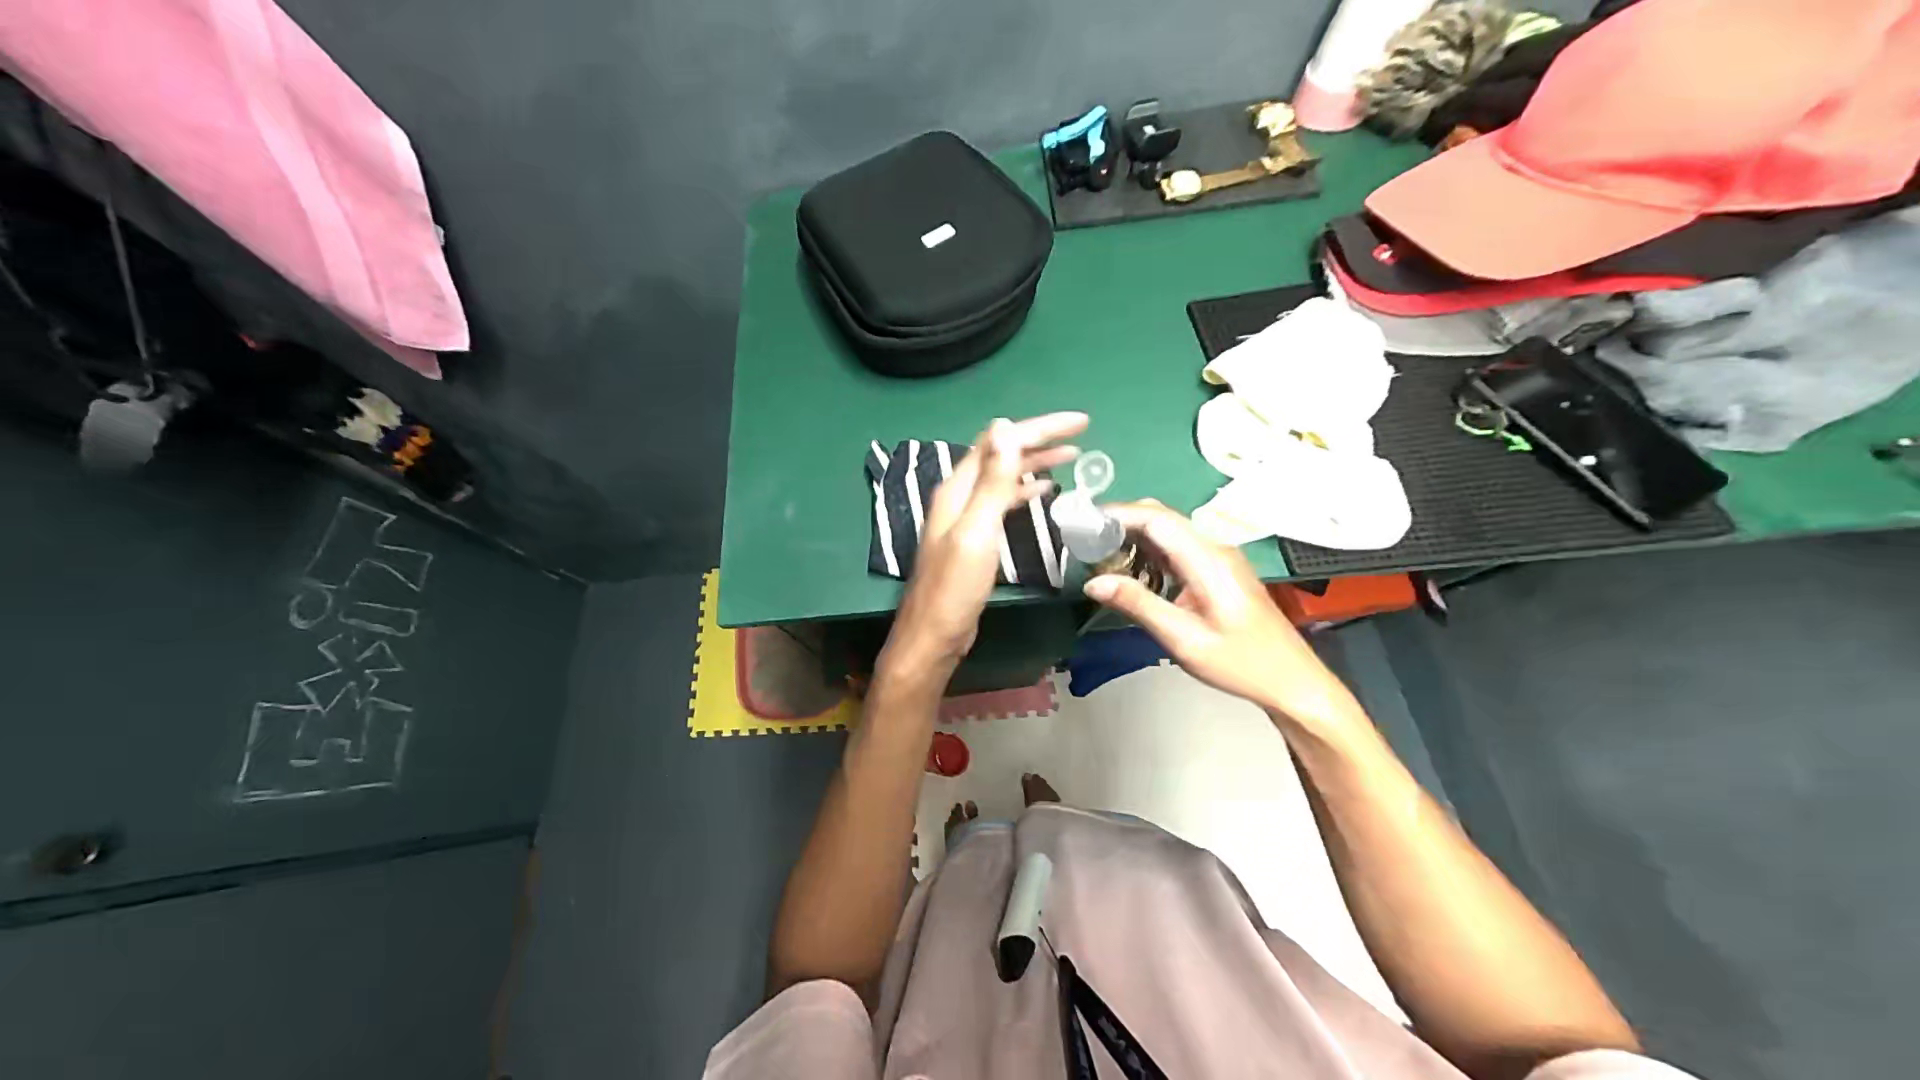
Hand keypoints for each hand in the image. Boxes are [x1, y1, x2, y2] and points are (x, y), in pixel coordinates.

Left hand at [880, 413, 1087, 683]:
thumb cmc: (954, 588)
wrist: (934, 636)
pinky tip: (1044, 491)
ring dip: (1036, 463)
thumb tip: (1005, 427)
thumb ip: (992, 481)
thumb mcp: (977, 531)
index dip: (1039, 428)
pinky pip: (1004, 501)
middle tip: (1080, 434)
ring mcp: (967, 517)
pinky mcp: (975, 538)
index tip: (1079, 423)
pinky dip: (1026, 491)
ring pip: (1004, 477)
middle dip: (1040, 439)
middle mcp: (960, 497)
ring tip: (1071, 456)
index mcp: (958, 489)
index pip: (1000, 442)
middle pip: (1002, 454)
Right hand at [1082, 500, 1365, 734]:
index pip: (1157, 519)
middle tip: (1084, 541)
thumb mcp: (1184, 639)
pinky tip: (1129, 571)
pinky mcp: (1217, 569)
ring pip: (1168, 530)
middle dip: (1120, 522)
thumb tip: (1093, 581)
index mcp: (1208, 560)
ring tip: (1098, 555)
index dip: (1118, 515)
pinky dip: (1148, 550)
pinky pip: (1177, 547)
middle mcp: (1214, 548)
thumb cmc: (1241, 663)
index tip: (1082, 524)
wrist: (1291, 680)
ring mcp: (1218, 557)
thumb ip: (1138, 605)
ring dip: (1133, 536)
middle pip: (1162, 517)